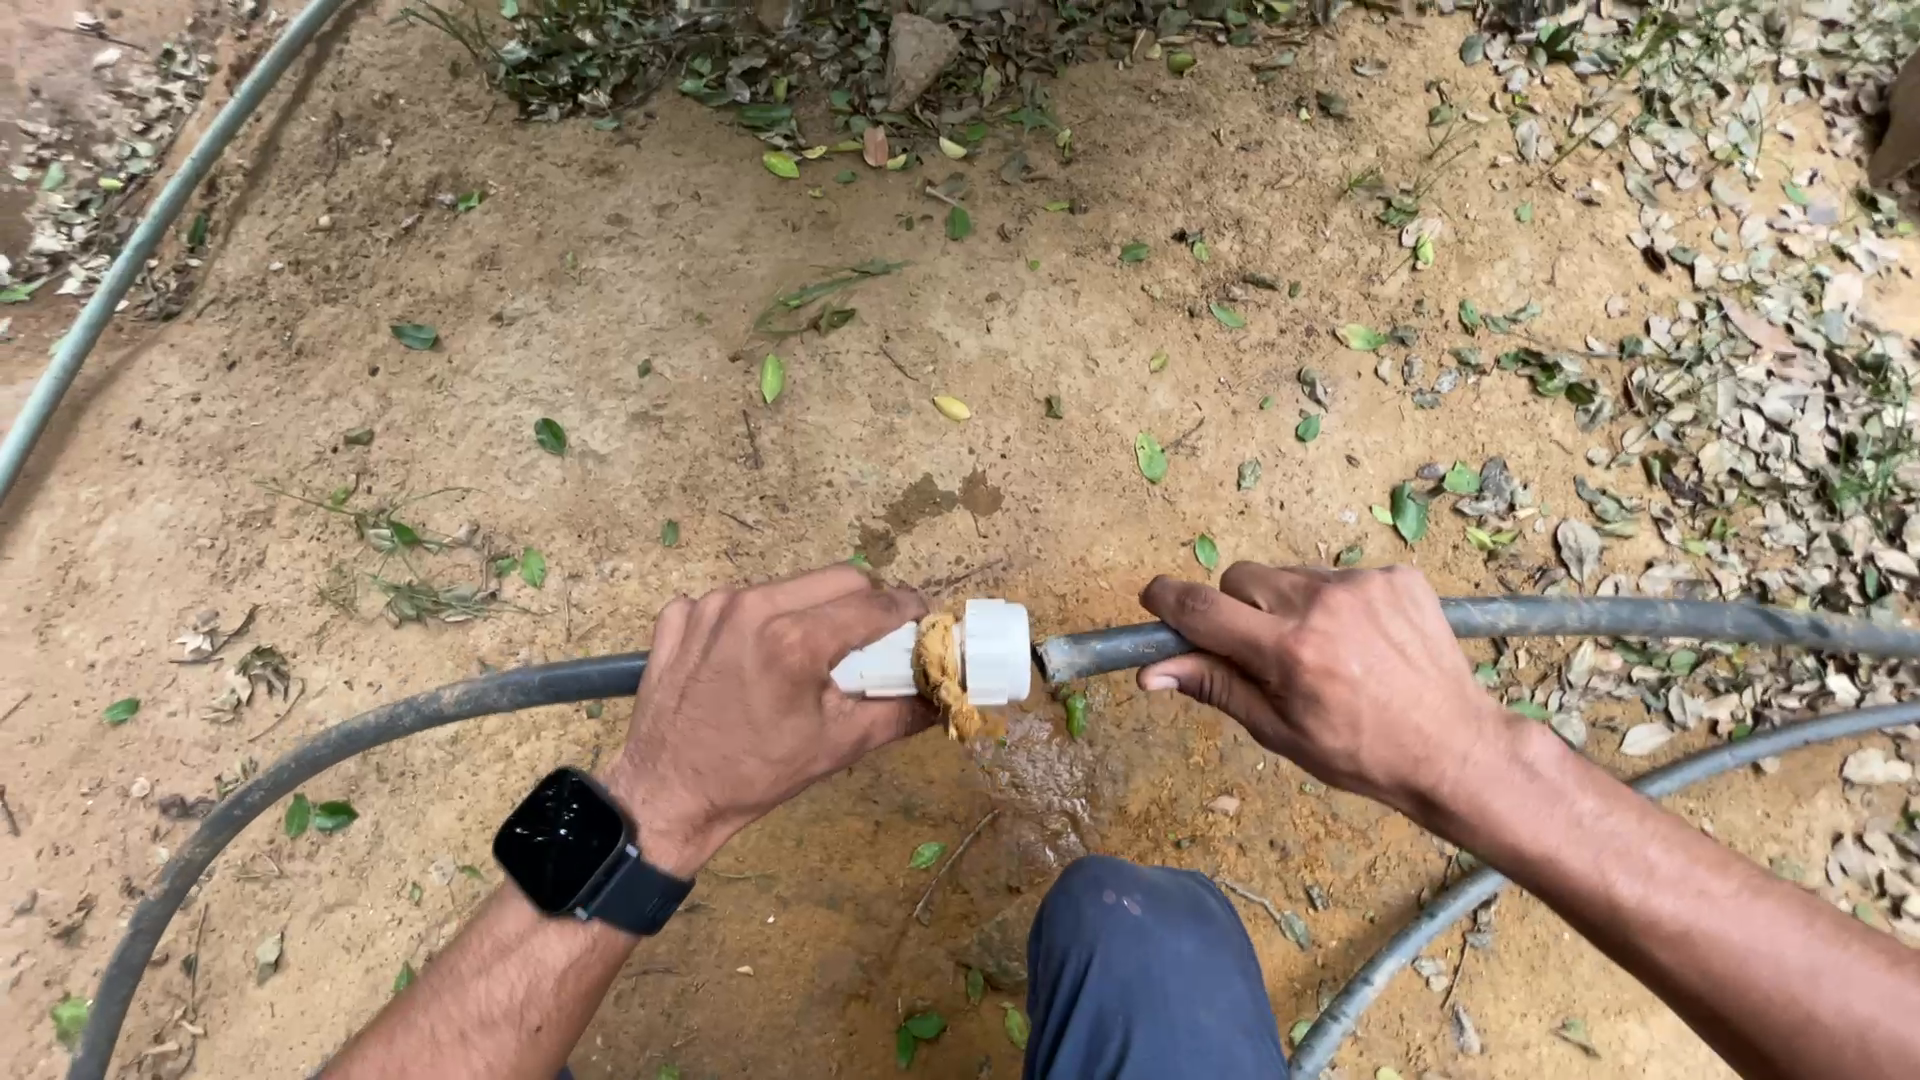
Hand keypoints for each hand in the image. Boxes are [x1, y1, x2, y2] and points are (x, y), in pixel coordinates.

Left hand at [601, 565, 935, 876]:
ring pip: (788, 585)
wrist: (666, 796)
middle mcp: (754, 607)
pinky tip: (750, 655)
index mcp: (796, 640)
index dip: (908, 608)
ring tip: (808, 649)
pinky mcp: (680, 616)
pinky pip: (735, 600)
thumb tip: (943, 695)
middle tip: (872, 635)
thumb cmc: (758, 775)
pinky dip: (754, 619)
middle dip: (866, 601)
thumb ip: (900, 713)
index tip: (922, 617)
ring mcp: (711, 606)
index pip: (874, 603)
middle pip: (838, 578)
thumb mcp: (838, 747)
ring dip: (811, 608)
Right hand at [1137, 563, 1521, 825]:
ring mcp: (1362, 585)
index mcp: (1289, 651)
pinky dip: (1331, 601)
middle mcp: (1322, 606)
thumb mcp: (1277, 730)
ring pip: (1286, 575)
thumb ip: (1214, 687)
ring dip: (1284, 603)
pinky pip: (1334, 575)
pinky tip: (1358, 638)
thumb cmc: (1358, 752)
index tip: (1151, 597)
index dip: (1167, 598)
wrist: (1457, 749)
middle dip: (1236, 608)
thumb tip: (1150, 672)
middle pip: (1240, 579)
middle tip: (1263, 649)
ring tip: (1320, 647)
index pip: (1203, 608)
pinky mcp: (1396, 575)